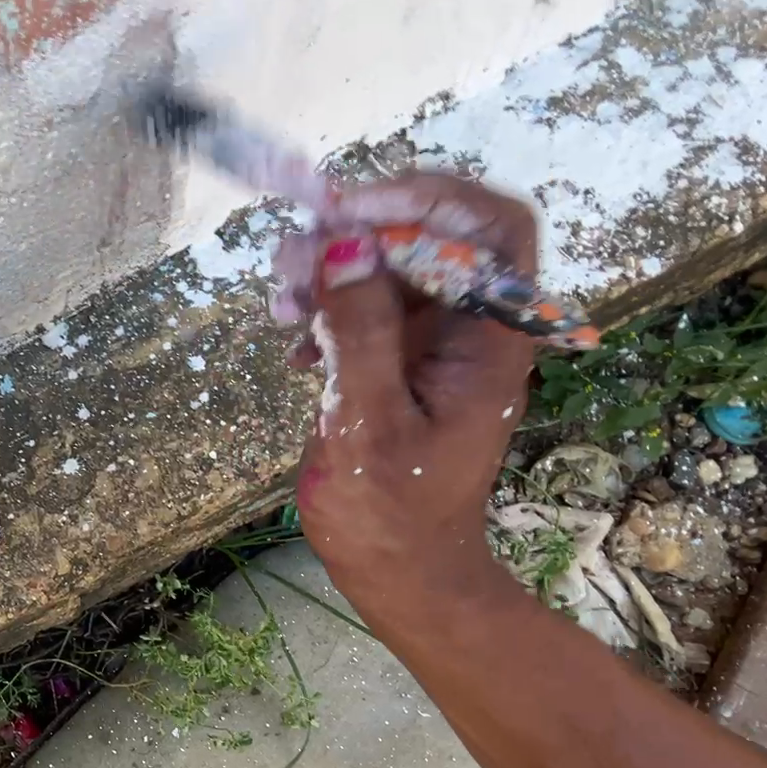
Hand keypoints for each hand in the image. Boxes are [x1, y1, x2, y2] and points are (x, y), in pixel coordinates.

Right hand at [273, 175, 542, 628]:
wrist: (396, 567)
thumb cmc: (389, 510)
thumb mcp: (367, 422)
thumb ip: (359, 332)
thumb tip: (343, 245)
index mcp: (487, 337)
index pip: (486, 228)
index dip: (425, 199)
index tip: (347, 211)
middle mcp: (468, 329)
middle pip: (427, 242)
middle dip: (356, 238)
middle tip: (289, 263)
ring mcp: (430, 346)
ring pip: (387, 273)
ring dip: (329, 274)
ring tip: (279, 305)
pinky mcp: (396, 364)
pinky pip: (363, 311)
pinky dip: (324, 311)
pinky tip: (293, 344)